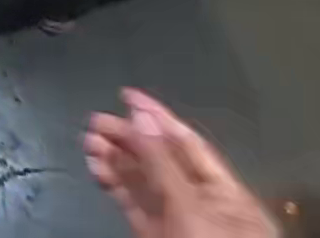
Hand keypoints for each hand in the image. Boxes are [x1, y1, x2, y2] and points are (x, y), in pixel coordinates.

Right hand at [83, 89, 282, 237]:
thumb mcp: (189, 209)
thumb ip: (162, 162)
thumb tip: (139, 116)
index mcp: (230, 199)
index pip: (189, 145)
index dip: (158, 117)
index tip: (126, 94)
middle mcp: (206, 206)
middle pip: (161, 159)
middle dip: (127, 137)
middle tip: (96, 122)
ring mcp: (180, 222)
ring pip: (143, 179)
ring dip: (114, 157)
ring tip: (89, 142)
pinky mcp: (157, 234)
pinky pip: (134, 201)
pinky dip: (114, 181)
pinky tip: (96, 166)